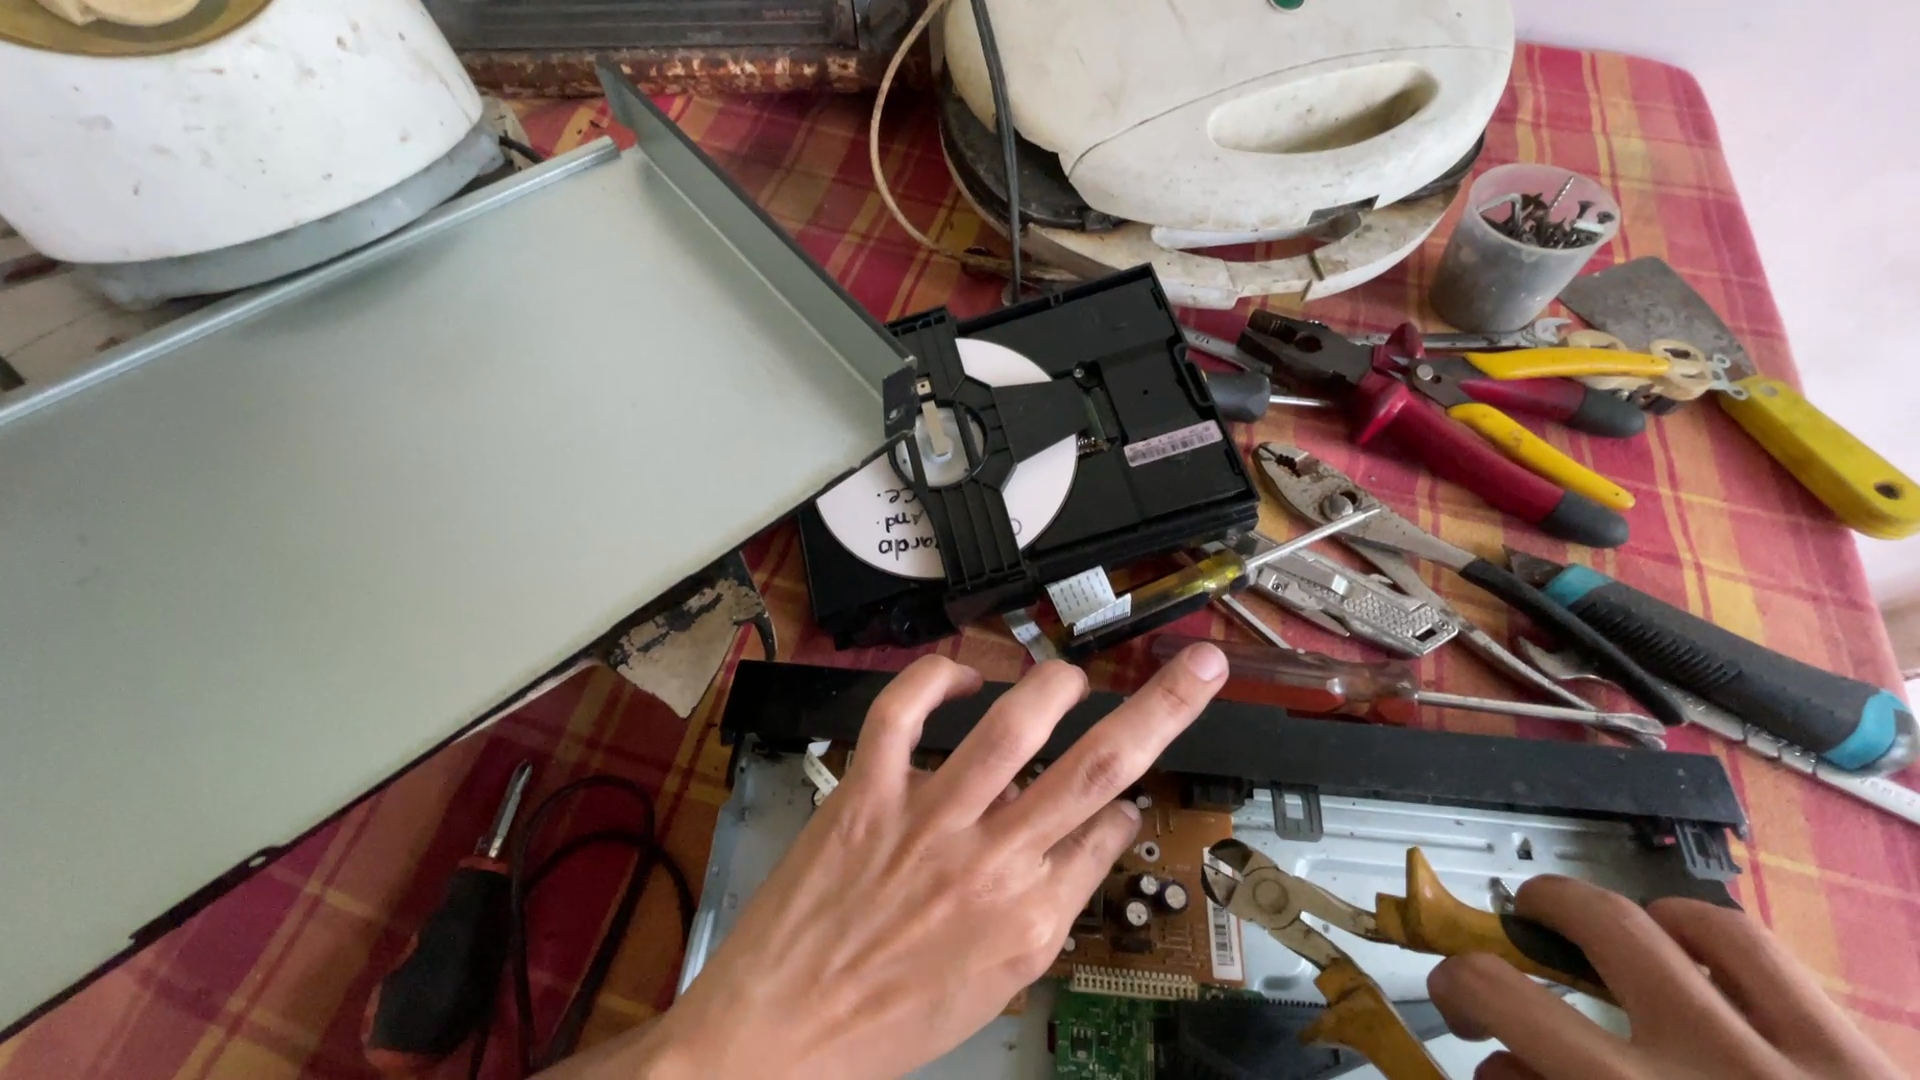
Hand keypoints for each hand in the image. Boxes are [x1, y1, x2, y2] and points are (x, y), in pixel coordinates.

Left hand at [563, 644, 1227, 1078]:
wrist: (781, 1034)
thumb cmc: (890, 1016)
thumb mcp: (999, 982)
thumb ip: (1059, 900)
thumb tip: (1109, 829)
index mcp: (1031, 915)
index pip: (1105, 827)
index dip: (1125, 796)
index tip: (1126, 784)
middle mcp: (992, 860)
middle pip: (1098, 766)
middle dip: (1163, 708)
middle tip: (1197, 668)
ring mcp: (926, 820)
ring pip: (1011, 728)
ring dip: (1055, 686)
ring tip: (1070, 675)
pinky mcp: (865, 795)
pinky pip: (900, 715)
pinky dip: (934, 680)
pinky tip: (962, 676)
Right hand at [1428, 877, 1905, 1079]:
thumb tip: (1502, 1063)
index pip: (1504, 1011)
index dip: (1458, 987)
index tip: (1456, 1001)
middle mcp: (1708, 1077)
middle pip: (1591, 929)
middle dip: (1535, 909)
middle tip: (1517, 932)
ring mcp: (1800, 1064)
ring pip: (1678, 924)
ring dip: (1618, 917)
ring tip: (1603, 934)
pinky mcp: (1867, 1066)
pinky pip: (1757, 951)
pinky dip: (1699, 933)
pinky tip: (1687, 959)